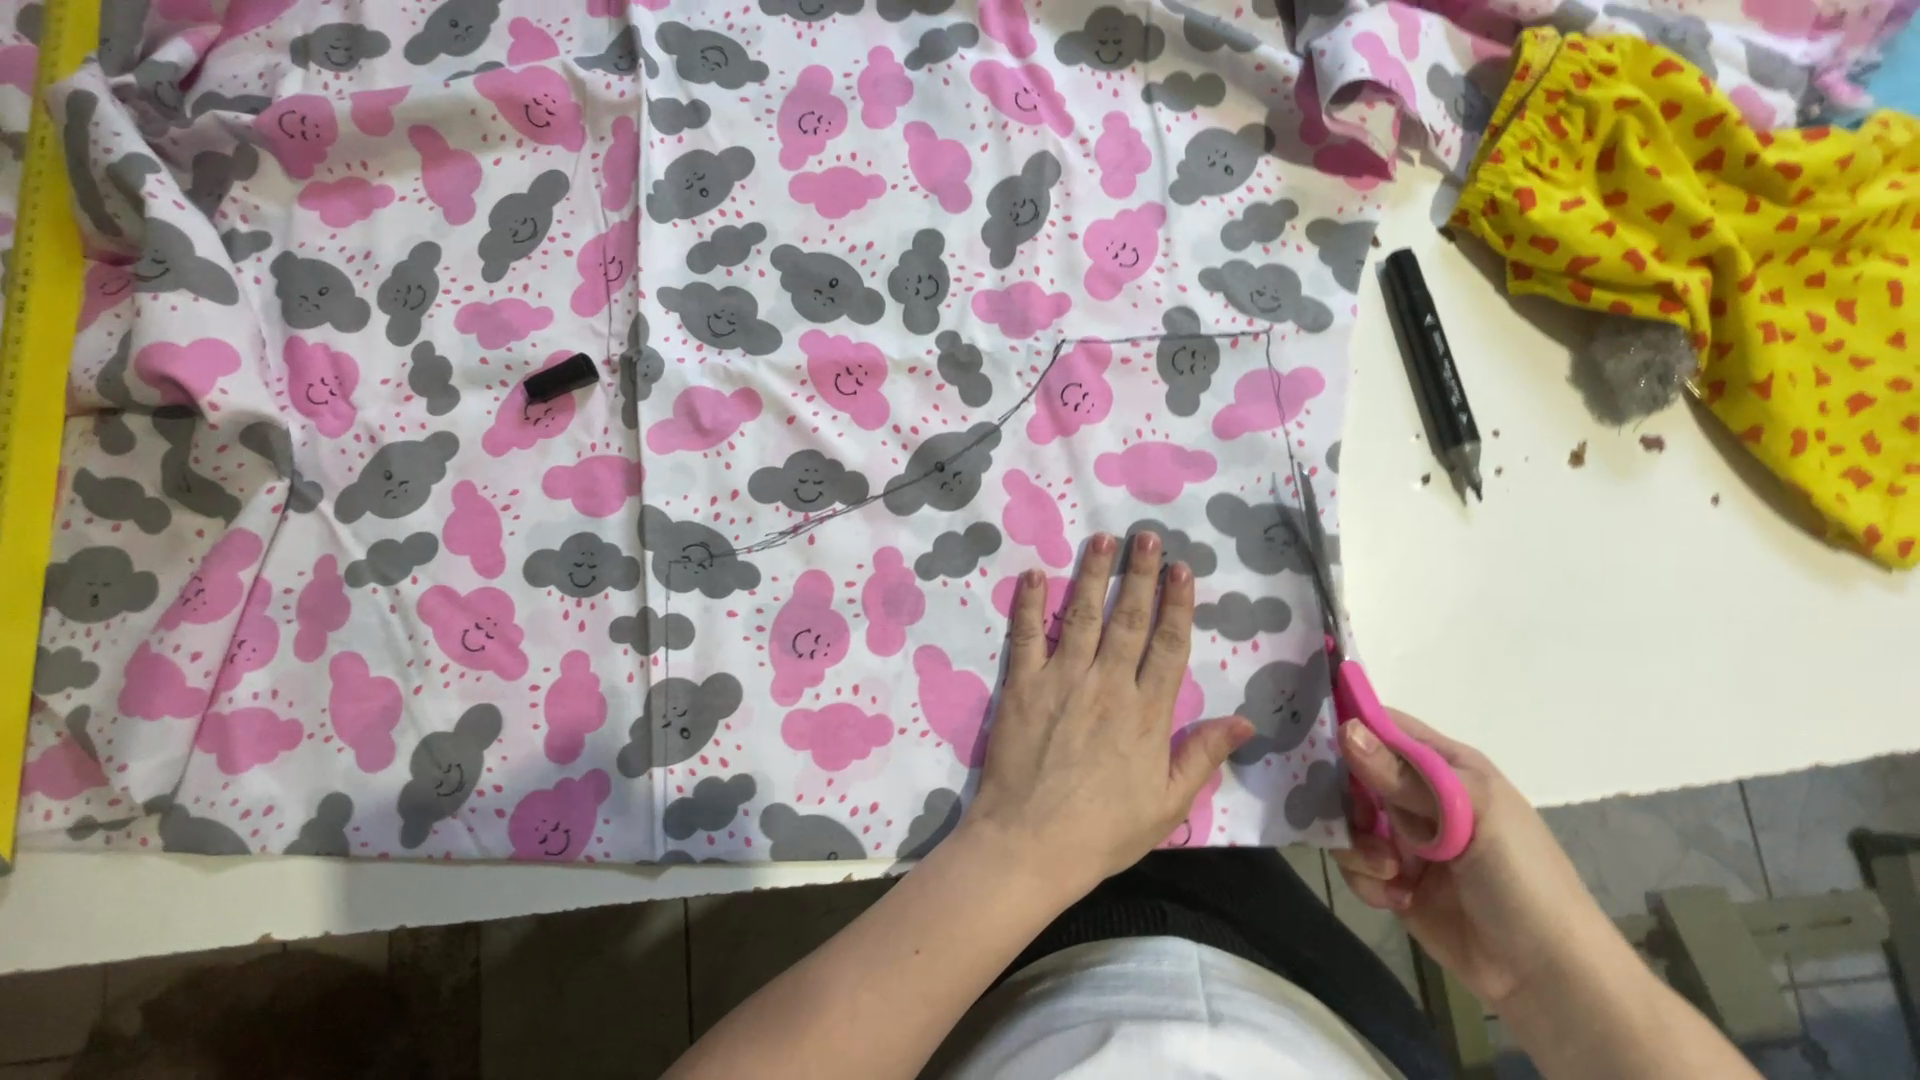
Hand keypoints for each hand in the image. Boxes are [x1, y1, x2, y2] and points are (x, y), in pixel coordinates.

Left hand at [961, 531, 1252, 895]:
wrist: (1030, 845)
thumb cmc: (1103, 831)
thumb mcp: (1167, 803)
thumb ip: (1202, 756)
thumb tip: (1245, 721)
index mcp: (1146, 713)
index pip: (1169, 645)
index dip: (1178, 604)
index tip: (1183, 568)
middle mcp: (1107, 685)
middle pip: (1129, 619)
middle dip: (1140, 574)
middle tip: (1146, 536)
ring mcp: (1061, 681)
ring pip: (1082, 616)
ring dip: (1094, 575)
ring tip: (1102, 539)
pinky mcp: (1021, 687)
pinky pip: (1026, 636)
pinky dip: (1029, 604)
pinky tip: (1034, 574)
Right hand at [1332, 712, 1619, 1007]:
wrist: (1543, 974)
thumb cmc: (1522, 878)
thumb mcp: (1472, 815)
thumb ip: (1407, 776)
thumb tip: (1346, 729)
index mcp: (1444, 766)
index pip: (1383, 726)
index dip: (1347, 725)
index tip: (1309, 739)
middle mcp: (1418, 796)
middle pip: (1350, 774)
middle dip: (1345, 798)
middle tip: (1363, 822)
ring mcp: (1403, 838)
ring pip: (1345, 821)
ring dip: (1358, 846)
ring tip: (1391, 872)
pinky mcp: (1391, 878)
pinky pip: (1352, 864)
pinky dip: (1366, 880)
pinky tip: (1397, 897)